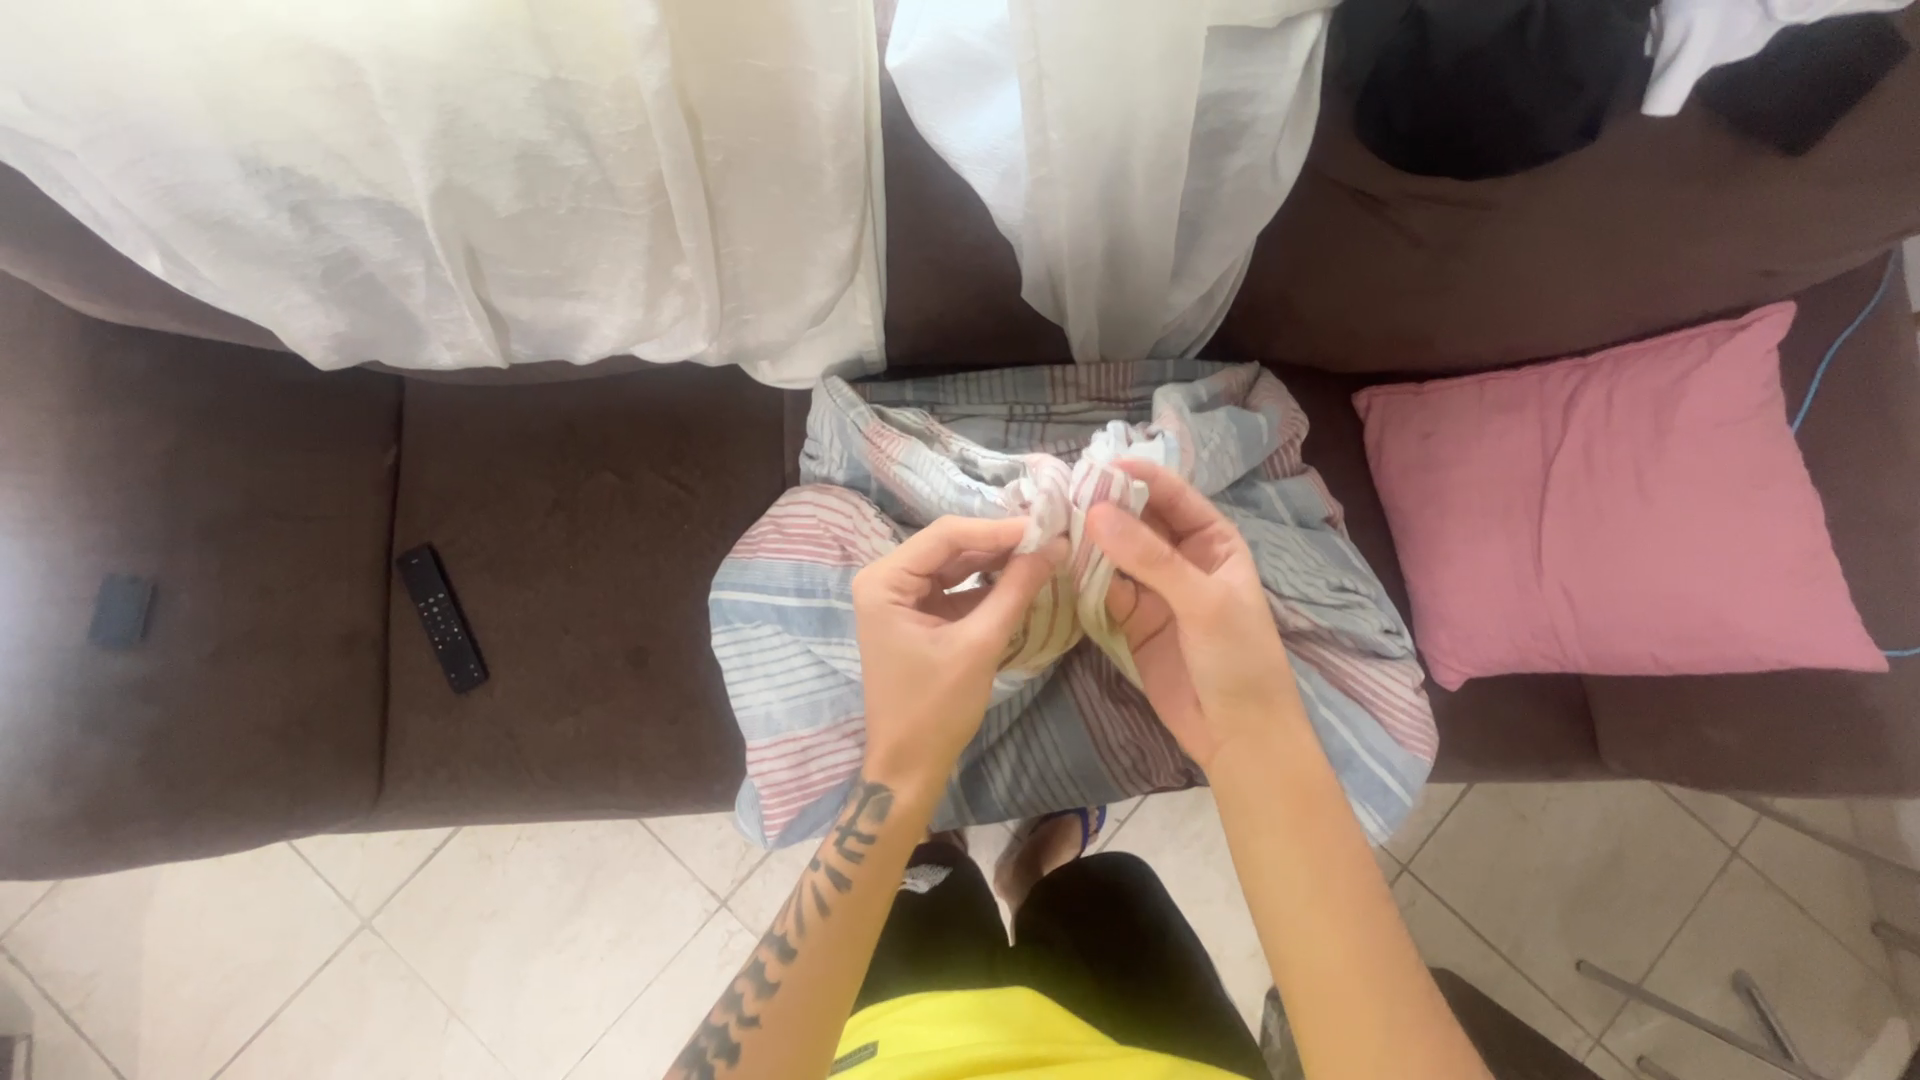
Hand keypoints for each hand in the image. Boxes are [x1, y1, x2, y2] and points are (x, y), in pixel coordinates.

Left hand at [853, 516, 1063, 794]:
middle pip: (951, 545)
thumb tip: (1056, 545)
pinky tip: (1025, 578)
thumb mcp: (980, 644)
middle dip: (1001, 543)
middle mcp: (886, 579)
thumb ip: (1016, 590)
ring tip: (1047, 552)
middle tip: (1053, 536)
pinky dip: (989, 585)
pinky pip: (957, 588)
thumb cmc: (935, 708)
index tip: (1047, 526)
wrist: (910, 765)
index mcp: (884, 581)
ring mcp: (902, 597)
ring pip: (957, 564)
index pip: (946, 535)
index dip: (999, 528)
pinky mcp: (919, 616)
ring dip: (999, 561)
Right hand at [1086, 460, 1302, 770]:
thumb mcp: (1202, 601)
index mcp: (1213, 541)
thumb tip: (1094, 513)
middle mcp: (1181, 558)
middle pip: (1138, 520)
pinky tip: (1058, 568)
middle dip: (1105, 507)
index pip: (1172, 496)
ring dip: (1088, 543)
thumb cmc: (1239, 658)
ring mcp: (1154, 590)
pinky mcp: (1131, 621)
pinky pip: (1103, 591)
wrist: (1238, 734)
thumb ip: (1149, 558)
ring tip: (1050, 527)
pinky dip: (1082, 581)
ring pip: (1115, 555)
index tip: (1095, 465)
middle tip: (1059, 495)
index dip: (1138, 477)